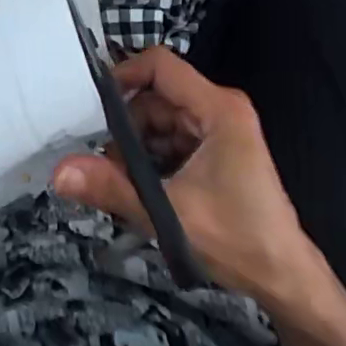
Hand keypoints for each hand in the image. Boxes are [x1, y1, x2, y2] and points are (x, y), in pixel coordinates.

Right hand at [52, 46, 324, 308]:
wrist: (286, 280)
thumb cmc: (237, 240)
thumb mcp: (168, 214)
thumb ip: (112, 188)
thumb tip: (60, 171)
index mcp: (217, 108)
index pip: (160, 66)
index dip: (123, 75)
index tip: (91, 103)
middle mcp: (220, 108)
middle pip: (155, 97)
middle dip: (126, 127)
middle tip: (105, 163)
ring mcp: (219, 128)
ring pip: (160, 120)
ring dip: (137, 147)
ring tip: (123, 183)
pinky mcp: (216, 149)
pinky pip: (172, 138)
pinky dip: (152, 158)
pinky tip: (142, 189)